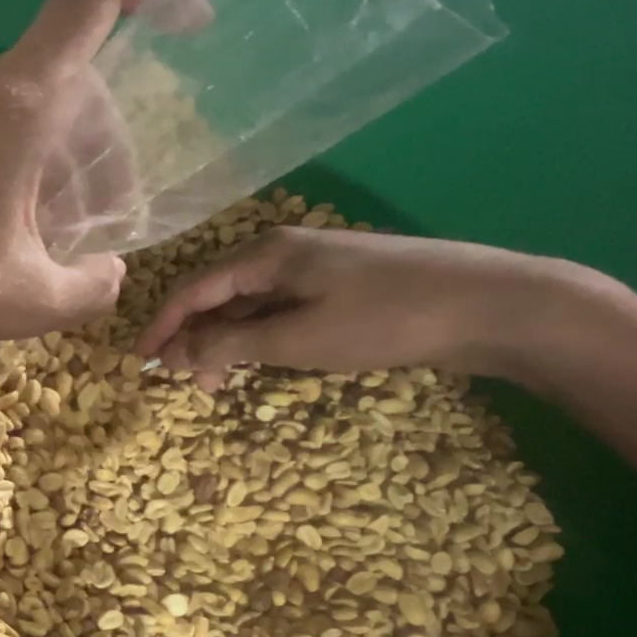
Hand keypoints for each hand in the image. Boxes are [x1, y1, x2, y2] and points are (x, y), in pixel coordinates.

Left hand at [0, 0, 202, 358]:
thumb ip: (94, 286)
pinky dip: (12, 175)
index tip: (190, 24)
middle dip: (106, 146)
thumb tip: (108, 271)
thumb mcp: (31, 301)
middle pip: (72, 84)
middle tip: (106, 220)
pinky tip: (1, 238)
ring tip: (55, 241)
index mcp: (22, 101)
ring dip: (58, 169)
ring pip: (25, 119)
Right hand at [133, 226, 597, 389]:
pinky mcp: (340, 284)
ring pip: (246, 304)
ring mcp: (315, 266)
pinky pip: (277, 308)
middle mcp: (283, 252)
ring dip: (224, 341)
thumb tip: (173, 355)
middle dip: (192, 338)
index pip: (190, 290)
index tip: (139, 363)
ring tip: (222, 382)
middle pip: (215, 296)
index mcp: (265, 255)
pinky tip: (260, 361)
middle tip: (189, 384)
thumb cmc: (384, 319)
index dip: (160, 327)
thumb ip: (226, 344)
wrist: (497, 305)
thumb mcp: (295, 338)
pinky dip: (257, 336)